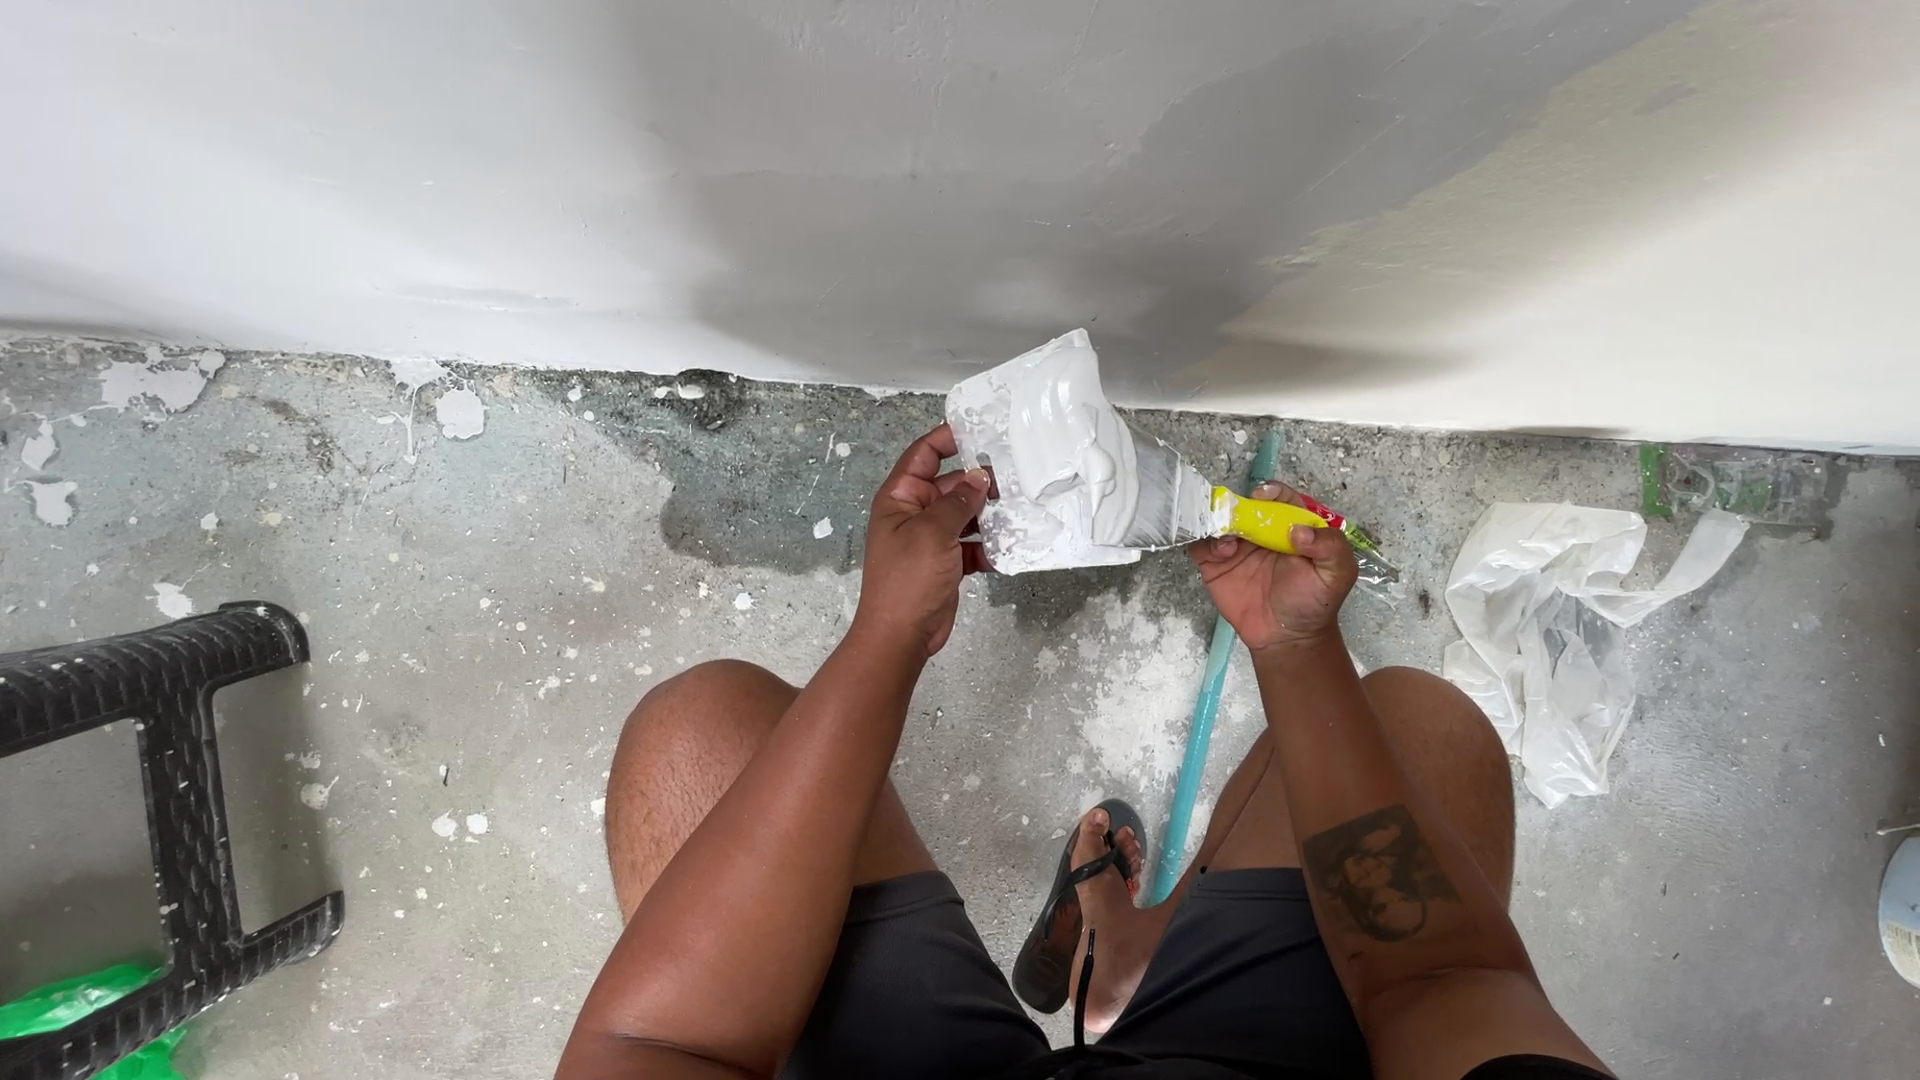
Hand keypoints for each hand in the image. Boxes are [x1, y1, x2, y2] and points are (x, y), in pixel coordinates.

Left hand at [853, 424, 992, 658]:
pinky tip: (1009, 548)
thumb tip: (979, 477)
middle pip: (950, 485)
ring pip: (965, 516)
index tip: (980, 431)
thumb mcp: (933, 533)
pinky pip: (972, 545)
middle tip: (1013, 478)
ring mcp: (931, 540)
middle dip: (979, 482)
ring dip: (988, 515)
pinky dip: (988, 547)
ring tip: (1019, 510)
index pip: (923, 455)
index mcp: (900, 497)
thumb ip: (958, 502)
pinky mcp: (946, 563)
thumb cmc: (907, 579)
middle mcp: (914, 514)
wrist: (901, 635)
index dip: (948, 439)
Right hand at [1189, 481, 1357, 653]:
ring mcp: (1235, 547)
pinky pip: (1201, 546)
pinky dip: (1205, 543)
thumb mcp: (1337, 574)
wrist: (1286, 637)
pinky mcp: (1214, 564)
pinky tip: (1221, 554)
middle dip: (1235, 505)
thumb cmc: (1314, 602)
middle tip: (1234, 516)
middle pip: (1242, 506)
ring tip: (1228, 542)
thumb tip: (1299, 531)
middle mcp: (1260, 531)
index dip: (1270, 491)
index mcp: (1289, 526)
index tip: (1262, 495)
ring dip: (1217, 523)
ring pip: (1218, 522)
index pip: (1279, 499)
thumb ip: (1330, 547)